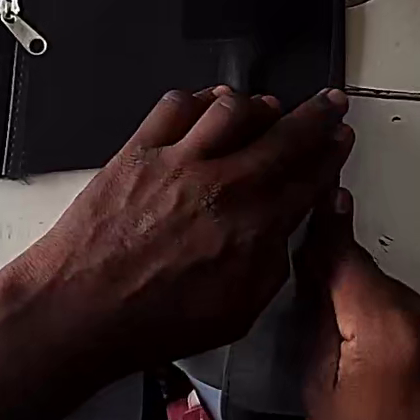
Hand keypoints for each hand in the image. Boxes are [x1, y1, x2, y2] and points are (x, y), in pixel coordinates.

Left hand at [0, 85, 354, 377]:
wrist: (80, 309)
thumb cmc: (152, 321)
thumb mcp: (236, 312)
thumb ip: (271, 264)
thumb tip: (283, 228)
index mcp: (252, 229)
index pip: (307, 178)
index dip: (330, 154)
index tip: (339, 139)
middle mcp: (222, 186)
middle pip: (284, 136)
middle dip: (316, 116)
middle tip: (329, 103)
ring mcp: (178, 162)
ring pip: (232, 109)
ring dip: (258, 104)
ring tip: (267, 107)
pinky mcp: (138, 150)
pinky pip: (175, 106)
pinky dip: (199, 99)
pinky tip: (209, 104)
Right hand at [299, 189, 419, 419]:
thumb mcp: (320, 395)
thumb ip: (316, 322)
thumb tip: (313, 269)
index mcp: (387, 329)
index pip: (346, 258)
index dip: (326, 228)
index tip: (321, 193)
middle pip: (374, 280)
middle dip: (348, 289)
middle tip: (325, 319)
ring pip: (400, 300)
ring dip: (378, 313)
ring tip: (366, 358)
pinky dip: (405, 329)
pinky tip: (399, 369)